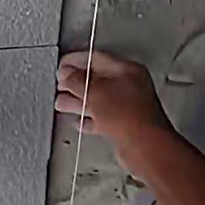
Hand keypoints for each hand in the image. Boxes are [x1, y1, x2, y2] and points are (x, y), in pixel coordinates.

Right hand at [55, 50, 173, 153]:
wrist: (144, 146)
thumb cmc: (128, 115)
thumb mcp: (95, 92)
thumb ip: (77, 81)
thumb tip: (66, 74)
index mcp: (127, 70)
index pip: (98, 58)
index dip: (77, 60)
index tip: (62, 64)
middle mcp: (130, 85)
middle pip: (98, 79)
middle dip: (76, 81)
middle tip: (60, 83)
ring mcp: (129, 106)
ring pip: (99, 99)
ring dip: (79, 100)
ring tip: (61, 102)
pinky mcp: (126, 125)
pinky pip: (104, 118)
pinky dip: (90, 118)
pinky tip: (79, 121)